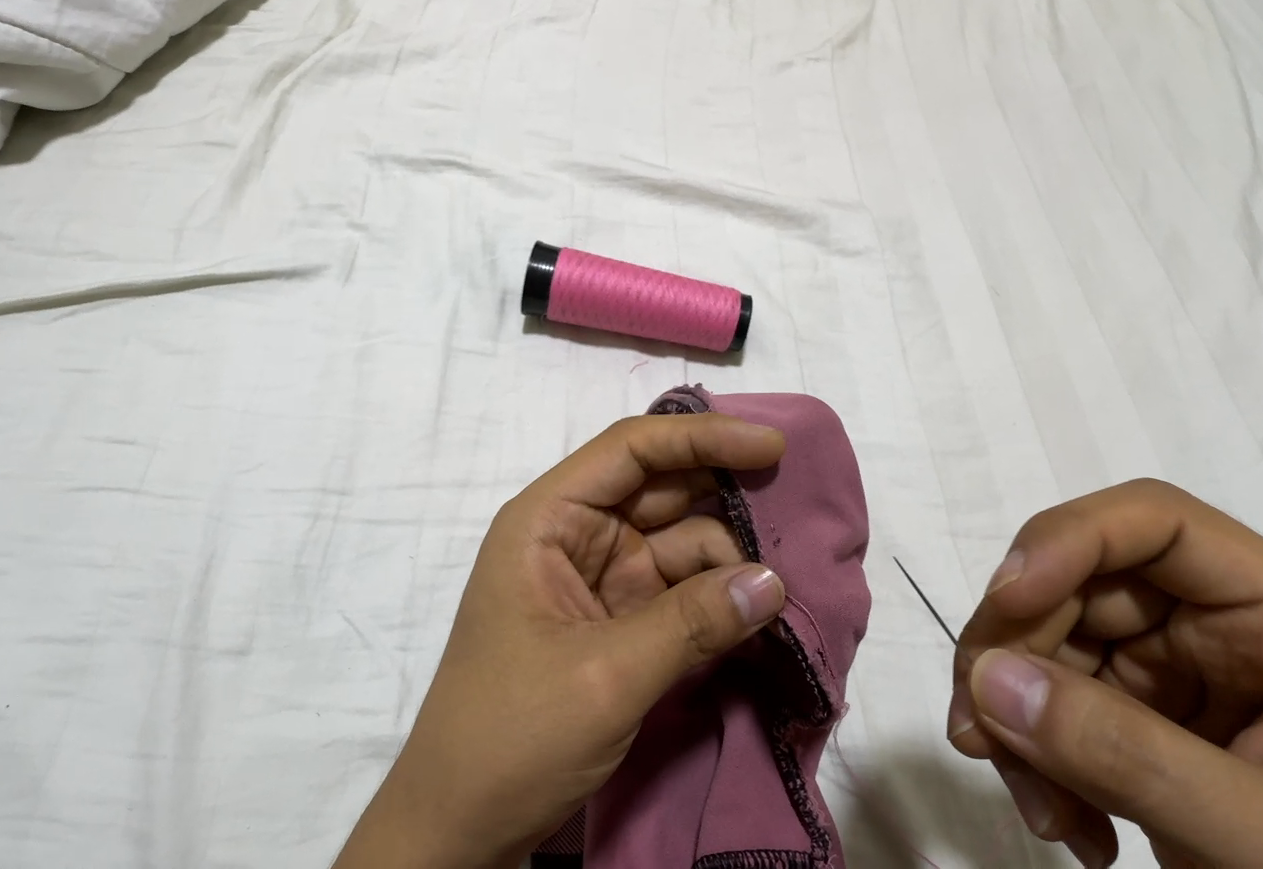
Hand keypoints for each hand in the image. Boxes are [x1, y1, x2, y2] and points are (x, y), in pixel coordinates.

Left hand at [333, 414, 790, 868]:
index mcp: (549, 520)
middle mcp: (576, 537)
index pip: (631, 450)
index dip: (702, 437)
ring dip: (732, 559)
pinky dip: (722, 600)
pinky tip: (765, 610)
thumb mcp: (606, 674)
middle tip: (798, 507)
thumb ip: (692, 622)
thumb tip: (775, 583)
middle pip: (663, 491)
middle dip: (727, 496)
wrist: (463, 824)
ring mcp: (602, 582)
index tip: (771, 448)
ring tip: (789, 582)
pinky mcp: (622, 626)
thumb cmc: (513, 733)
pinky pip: (683, 594)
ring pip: (682, 544)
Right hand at [947, 479, 1262, 868]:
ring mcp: (1178, 684)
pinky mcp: (1144, 735)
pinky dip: (1036, 764)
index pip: (1160, 525)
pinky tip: (1066, 828)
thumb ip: (1137, 759)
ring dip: (1016, 721)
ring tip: (1040, 813)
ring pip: (1049, 651)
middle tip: (978, 733)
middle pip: (1080, 589)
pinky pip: (1053, 715)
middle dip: (1018, 654)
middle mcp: (1225, 634)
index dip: (1069, 540)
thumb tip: (989, 678)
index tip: (1005, 603)